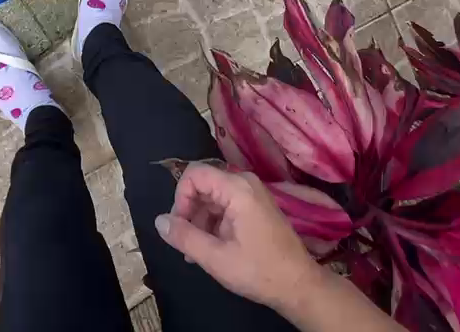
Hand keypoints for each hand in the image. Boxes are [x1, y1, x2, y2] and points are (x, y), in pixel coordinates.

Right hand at [155, 163, 321, 310]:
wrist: (300, 286)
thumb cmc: (259, 271)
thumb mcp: (216, 258)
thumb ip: (185, 237)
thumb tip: (159, 220)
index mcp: (237, 188)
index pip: (194, 174)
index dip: (180, 198)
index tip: (179, 226)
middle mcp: (245, 182)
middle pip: (203, 185)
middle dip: (189, 212)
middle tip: (185, 244)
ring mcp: (252, 193)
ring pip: (213, 196)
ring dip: (200, 220)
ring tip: (197, 252)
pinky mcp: (255, 206)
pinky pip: (225, 204)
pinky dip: (214, 223)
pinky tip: (212, 248)